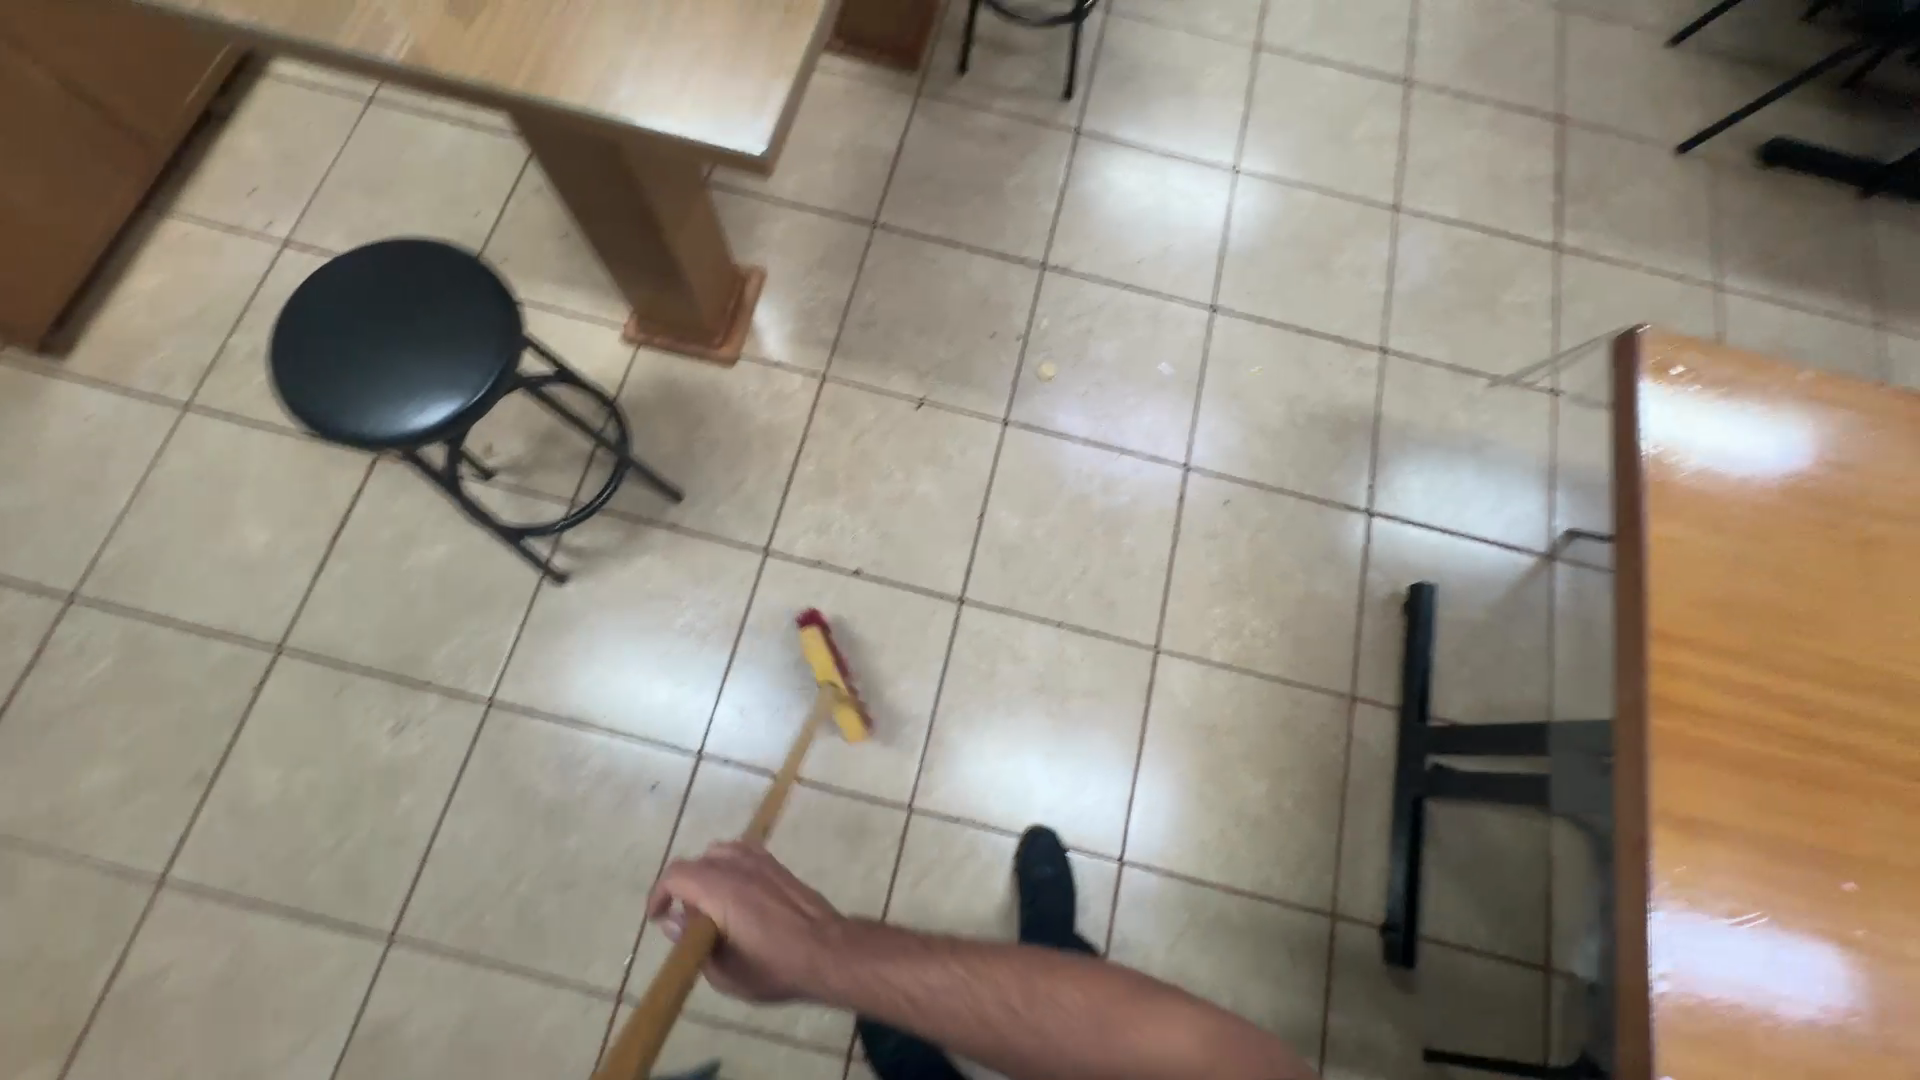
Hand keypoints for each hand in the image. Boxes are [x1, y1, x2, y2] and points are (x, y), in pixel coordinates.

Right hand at [645, 841, 844, 1002]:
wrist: (826, 950)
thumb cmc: (775, 967)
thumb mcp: (725, 972)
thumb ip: (693, 943)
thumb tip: (674, 921)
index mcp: (722, 890)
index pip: (677, 874)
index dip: (659, 893)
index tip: (656, 917)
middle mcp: (739, 866)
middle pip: (697, 862)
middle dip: (682, 887)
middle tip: (685, 920)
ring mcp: (761, 861)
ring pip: (721, 851)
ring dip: (706, 872)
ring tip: (709, 903)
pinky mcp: (777, 865)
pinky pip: (744, 851)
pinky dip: (730, 863)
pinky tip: (735, 889)